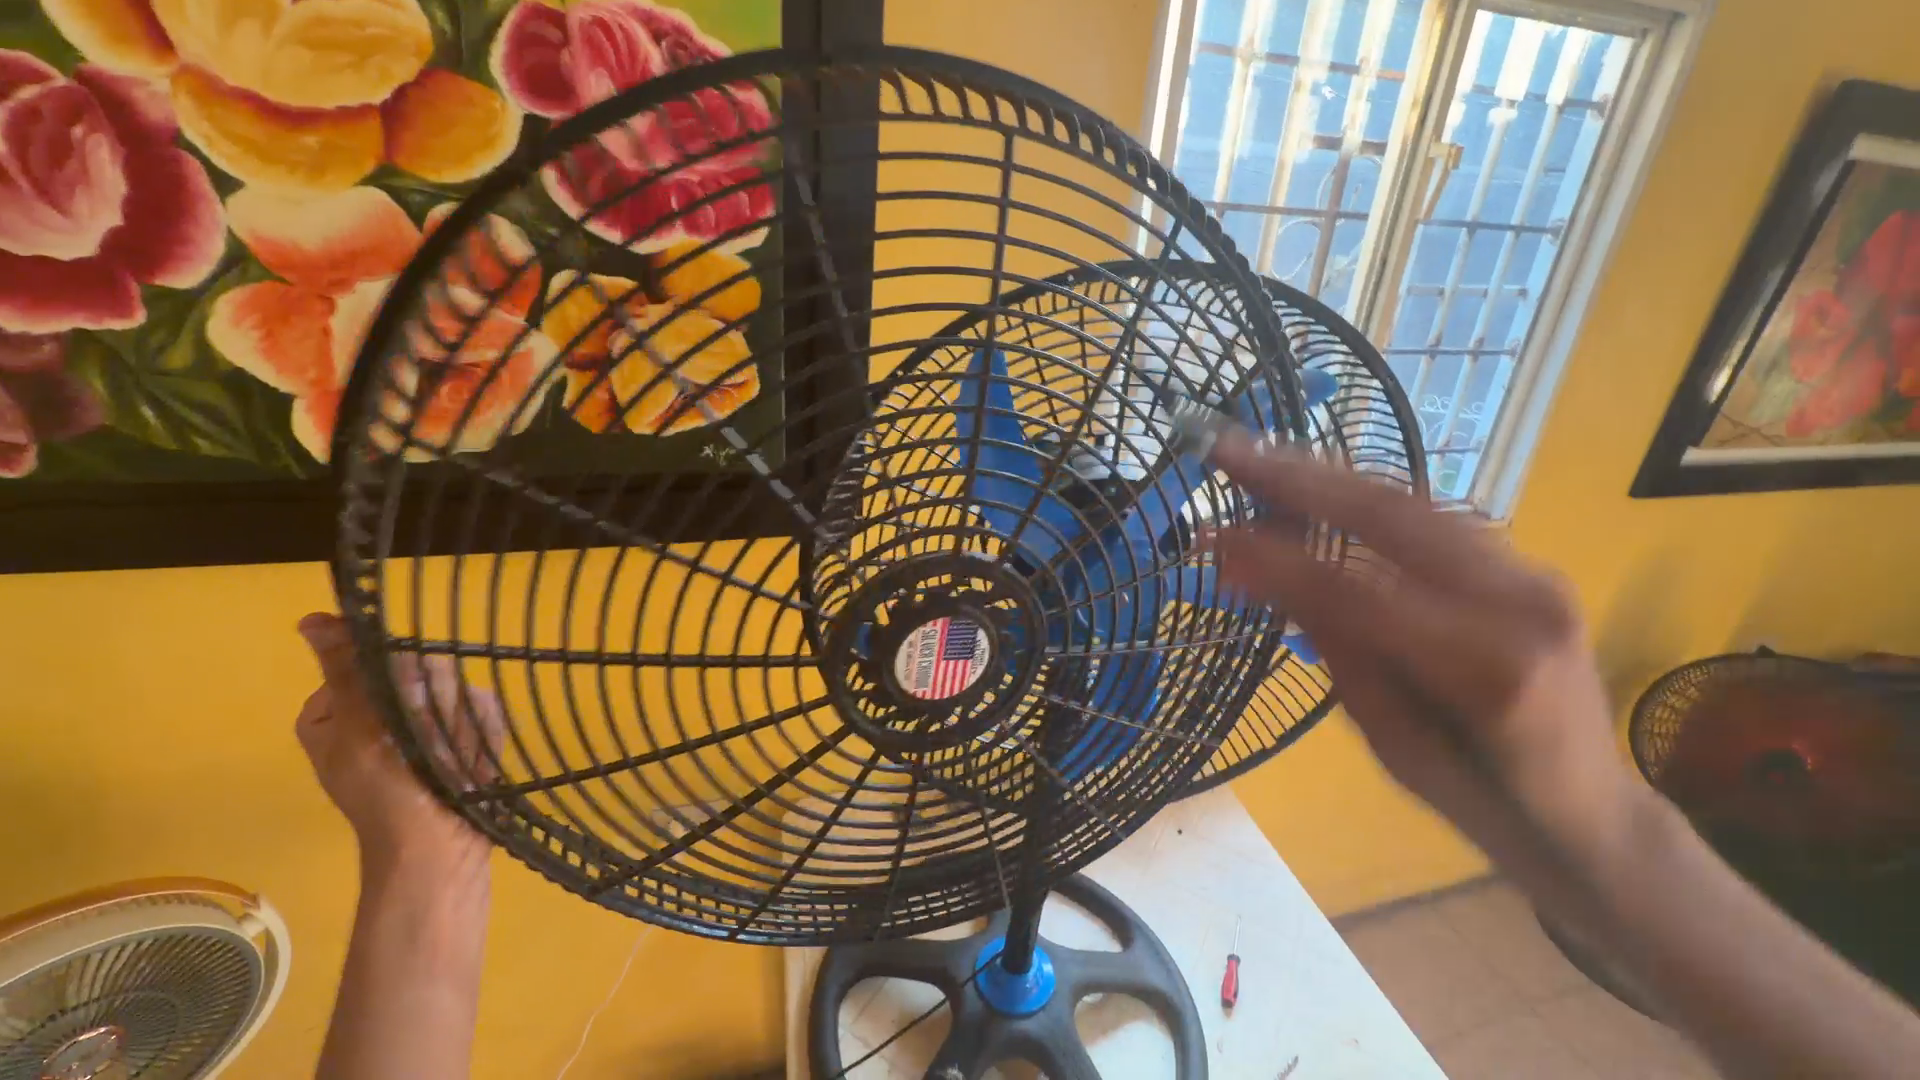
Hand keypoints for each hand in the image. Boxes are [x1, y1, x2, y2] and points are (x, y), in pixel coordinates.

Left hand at [296, 613, 503, 869]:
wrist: (440, 852)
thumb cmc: (393, 792)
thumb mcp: (361, 726)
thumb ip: (347, 671)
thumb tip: (312, 620)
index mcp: (338, 712)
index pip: (382, 660)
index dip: (406, 677)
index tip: (413, 701)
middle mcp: (376, 718)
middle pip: (426, 676)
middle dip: (444, 704)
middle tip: (439, 739)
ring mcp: (418, 735)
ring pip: (460, 696)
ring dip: (469, 726)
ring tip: (462, 762)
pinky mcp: (454, 749)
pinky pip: (481, 722)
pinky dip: (484, 741)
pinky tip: (478, 766)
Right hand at [1206, 432, 1640, 858]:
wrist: (1589, 810)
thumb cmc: (1478, 798)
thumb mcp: (1390, 740)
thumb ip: (1335, 647)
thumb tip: (1258, 574)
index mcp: (1488, 669)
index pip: (1356, 593)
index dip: (1278, 560)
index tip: (1214, 538)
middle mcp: (1520, 602)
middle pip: (1391, 517)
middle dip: (1297, 480)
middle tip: (1227, 452)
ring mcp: (1532, 573)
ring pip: (1412, 502)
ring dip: (1327, 477)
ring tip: (1258, 457)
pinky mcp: (1526, 563)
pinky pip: (1432, 517)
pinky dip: (1364, 497)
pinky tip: (1316, 486)